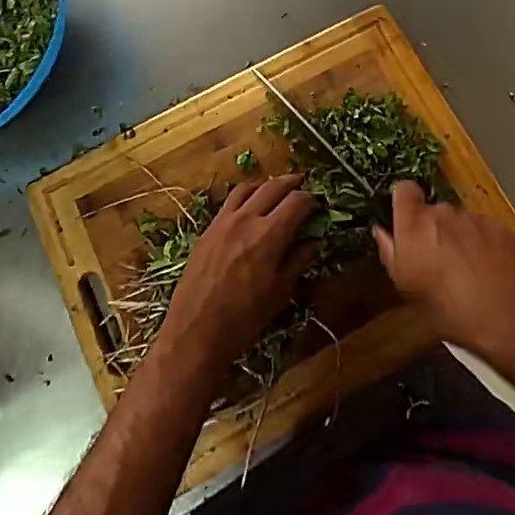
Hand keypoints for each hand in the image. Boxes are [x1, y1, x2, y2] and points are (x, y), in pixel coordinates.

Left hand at [158, 174, 315, 369]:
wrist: (196, 331)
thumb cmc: (245, 318)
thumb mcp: (280, 292)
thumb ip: (298, 260)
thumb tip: (313, 241)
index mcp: (270, 235)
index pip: (297, 202)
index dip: (311, 200)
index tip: (318, 205)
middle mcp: (246, 220)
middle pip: (273, 187)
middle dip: (292, 183)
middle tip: (303, 185)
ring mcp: (223, 222)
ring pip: (248, 188)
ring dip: (266, 185)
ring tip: (276, 189)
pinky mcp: (207, 230)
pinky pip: (229, 202)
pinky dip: (244, 196)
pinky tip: (249, 206)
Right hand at [373, 181, 514, 356]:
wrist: (507, 318)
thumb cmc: (448, 310)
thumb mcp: (407, 289)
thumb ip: (390, 253)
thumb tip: (382, 233)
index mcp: (415, 226)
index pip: (403, 190)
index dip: (405, 200)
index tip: (406, 217)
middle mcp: (445, 214)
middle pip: (435, 212)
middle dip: (435, 231)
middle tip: (439, 261)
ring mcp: (477, 220)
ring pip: (463, 223)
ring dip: (462, 239)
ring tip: (469, 272)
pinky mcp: (504, 229)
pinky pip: (488, 232)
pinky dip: (487, 246)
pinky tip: (491, 273)